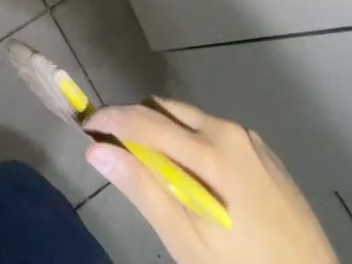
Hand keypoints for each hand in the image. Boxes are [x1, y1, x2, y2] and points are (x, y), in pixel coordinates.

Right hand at [85, 99, 336, 263]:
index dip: (110, 120)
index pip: (145, 121)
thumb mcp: (188, 241)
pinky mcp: (265, 155)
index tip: (86, 129)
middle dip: (134, 122)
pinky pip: (215, 134)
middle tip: (114, 150)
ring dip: (162, 131)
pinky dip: (191, 142)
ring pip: (190, 119)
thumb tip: (97, 149)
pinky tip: (190, 178)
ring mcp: (251, 141)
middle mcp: (230, 132)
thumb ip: (143, 189)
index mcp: (210, 151)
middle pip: (166, 109)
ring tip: (149, 167)